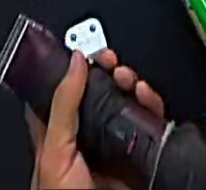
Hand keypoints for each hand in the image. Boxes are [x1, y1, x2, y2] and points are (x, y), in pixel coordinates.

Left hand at [27, 49, 165, 189]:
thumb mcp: (53, 157)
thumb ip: (63, 107)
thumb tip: (73, 60)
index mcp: (59, 140)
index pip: (63, 93)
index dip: (71, 67)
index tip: (82, 47)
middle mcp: (88, 141)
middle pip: (99, 92)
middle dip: (107, 70)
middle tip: (110, 60)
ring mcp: (115, 149)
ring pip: (126, 103)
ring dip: (130, 82)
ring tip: (127, 78)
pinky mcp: (141, 157)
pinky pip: (151, 122)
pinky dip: (151, 103)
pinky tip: (145, 96)